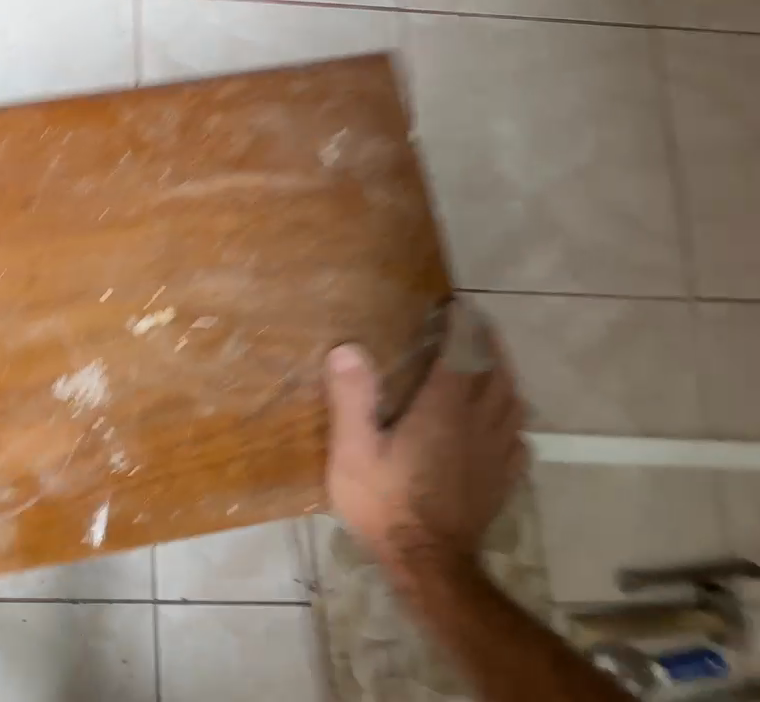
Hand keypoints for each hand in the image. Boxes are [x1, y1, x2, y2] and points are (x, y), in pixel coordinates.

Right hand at [324, 313, 527, 574]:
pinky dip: (512, 417)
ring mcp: (496, 456)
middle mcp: (477, 427)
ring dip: (505, 377)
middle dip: (490, 347)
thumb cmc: (382, 501)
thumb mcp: (352, 450)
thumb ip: (353, 399)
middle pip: (496, 377)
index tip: (459, 305)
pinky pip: (518, 437)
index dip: (462, 330)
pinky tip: (502, 421)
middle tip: (479, 325)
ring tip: (492, 363)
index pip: (460, 361)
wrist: (428, 562)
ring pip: (513, 405)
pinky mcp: (502, 479)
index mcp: (441, 414)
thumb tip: (350, 348)